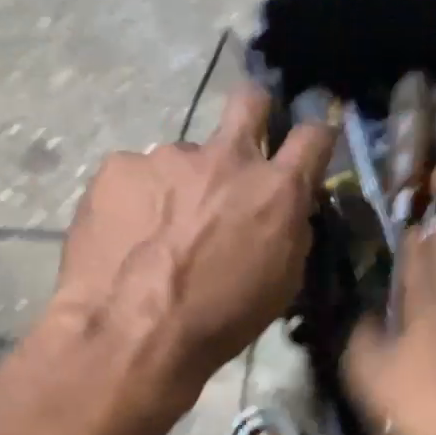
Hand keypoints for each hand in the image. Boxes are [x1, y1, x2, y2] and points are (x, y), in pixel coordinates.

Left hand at [47, 85, 335, 390]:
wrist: (132, 334)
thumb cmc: (220, 320)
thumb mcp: (282, 283)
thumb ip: (290, 231)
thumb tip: (286, 210)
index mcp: (277, 189)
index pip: (314, 135)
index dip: (317, 136)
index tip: (310, 146)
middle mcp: (227, 158)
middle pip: (249, 100)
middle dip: (255, 110)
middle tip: (242, 145)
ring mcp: (168, 156)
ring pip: (185, 156)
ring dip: (183, 183)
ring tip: (161, 230)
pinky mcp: (119, 166)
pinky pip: (138, 175)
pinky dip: (139, 199)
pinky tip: (128, 235)